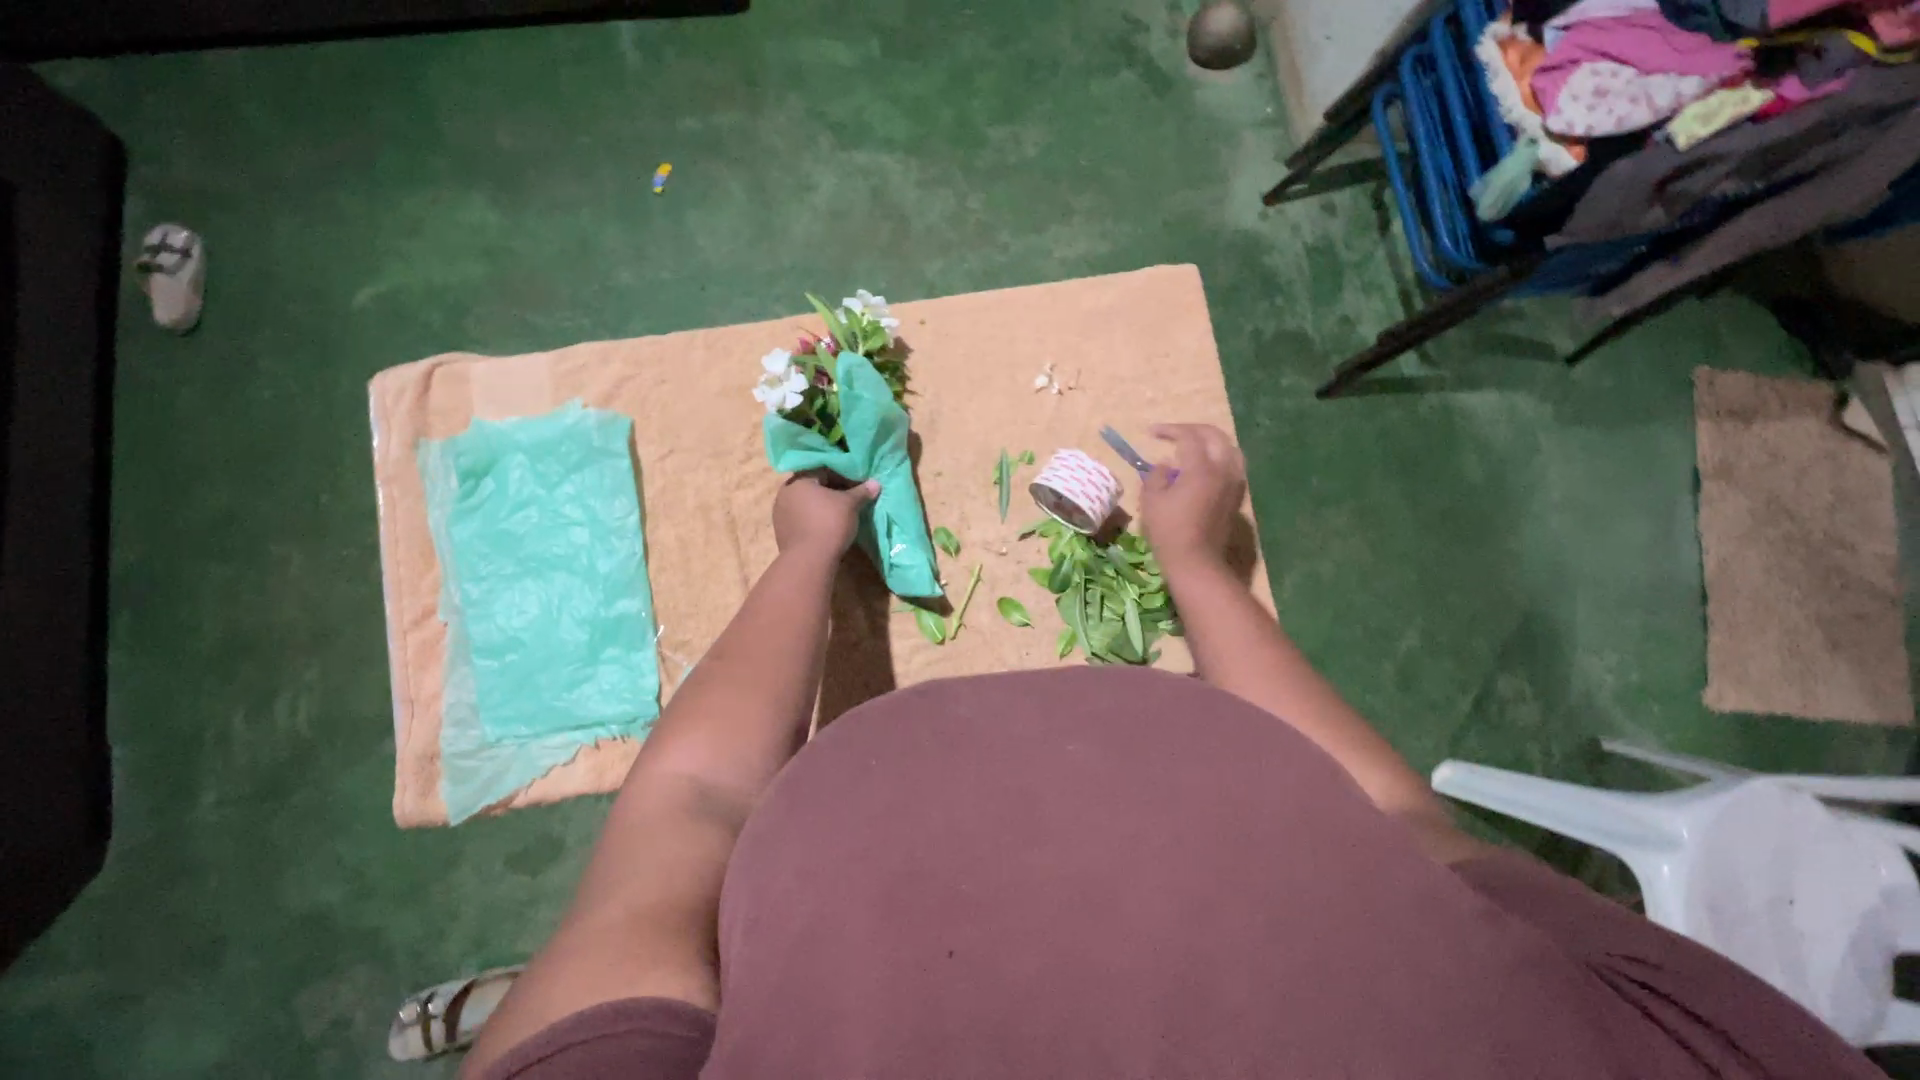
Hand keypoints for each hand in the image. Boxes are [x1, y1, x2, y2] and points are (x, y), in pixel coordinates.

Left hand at [773, 473, 878, 560]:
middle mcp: (785, 493)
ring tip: (839, 514)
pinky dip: (813, 519)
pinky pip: (801, 518)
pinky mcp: (782, 531)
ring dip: (821, 506)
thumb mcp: (850, 505)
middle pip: (813, 486)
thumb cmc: (829, 523)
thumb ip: (862, 491)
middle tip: (850, 498)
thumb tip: (876, 483)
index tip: (856, 483)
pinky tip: (826, 527)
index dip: (842, 475)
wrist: (809, 560)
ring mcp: (780, 513)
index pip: (823, 469)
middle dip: (831, 490)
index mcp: (799, 480)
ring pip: (806, 503)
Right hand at [1139, 423, 1246, 573]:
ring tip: (1192, 447)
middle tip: (1173, 434)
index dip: (1169, 430)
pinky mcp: (1237, 496)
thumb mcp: (1151, 500)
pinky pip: (1233, 465)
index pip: (1188, 436)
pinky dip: (1219, 458)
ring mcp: (1235, 483)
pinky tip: (1204, 467)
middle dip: (1193, 430)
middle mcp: (1224, 470)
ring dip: (1210, 442)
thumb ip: (1156, 475)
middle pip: (1214, 436)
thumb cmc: (1168, 532)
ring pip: (1229, 449)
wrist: (1196, 562)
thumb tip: (1165, 465)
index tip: (1152, 433)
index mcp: (1201, 468)